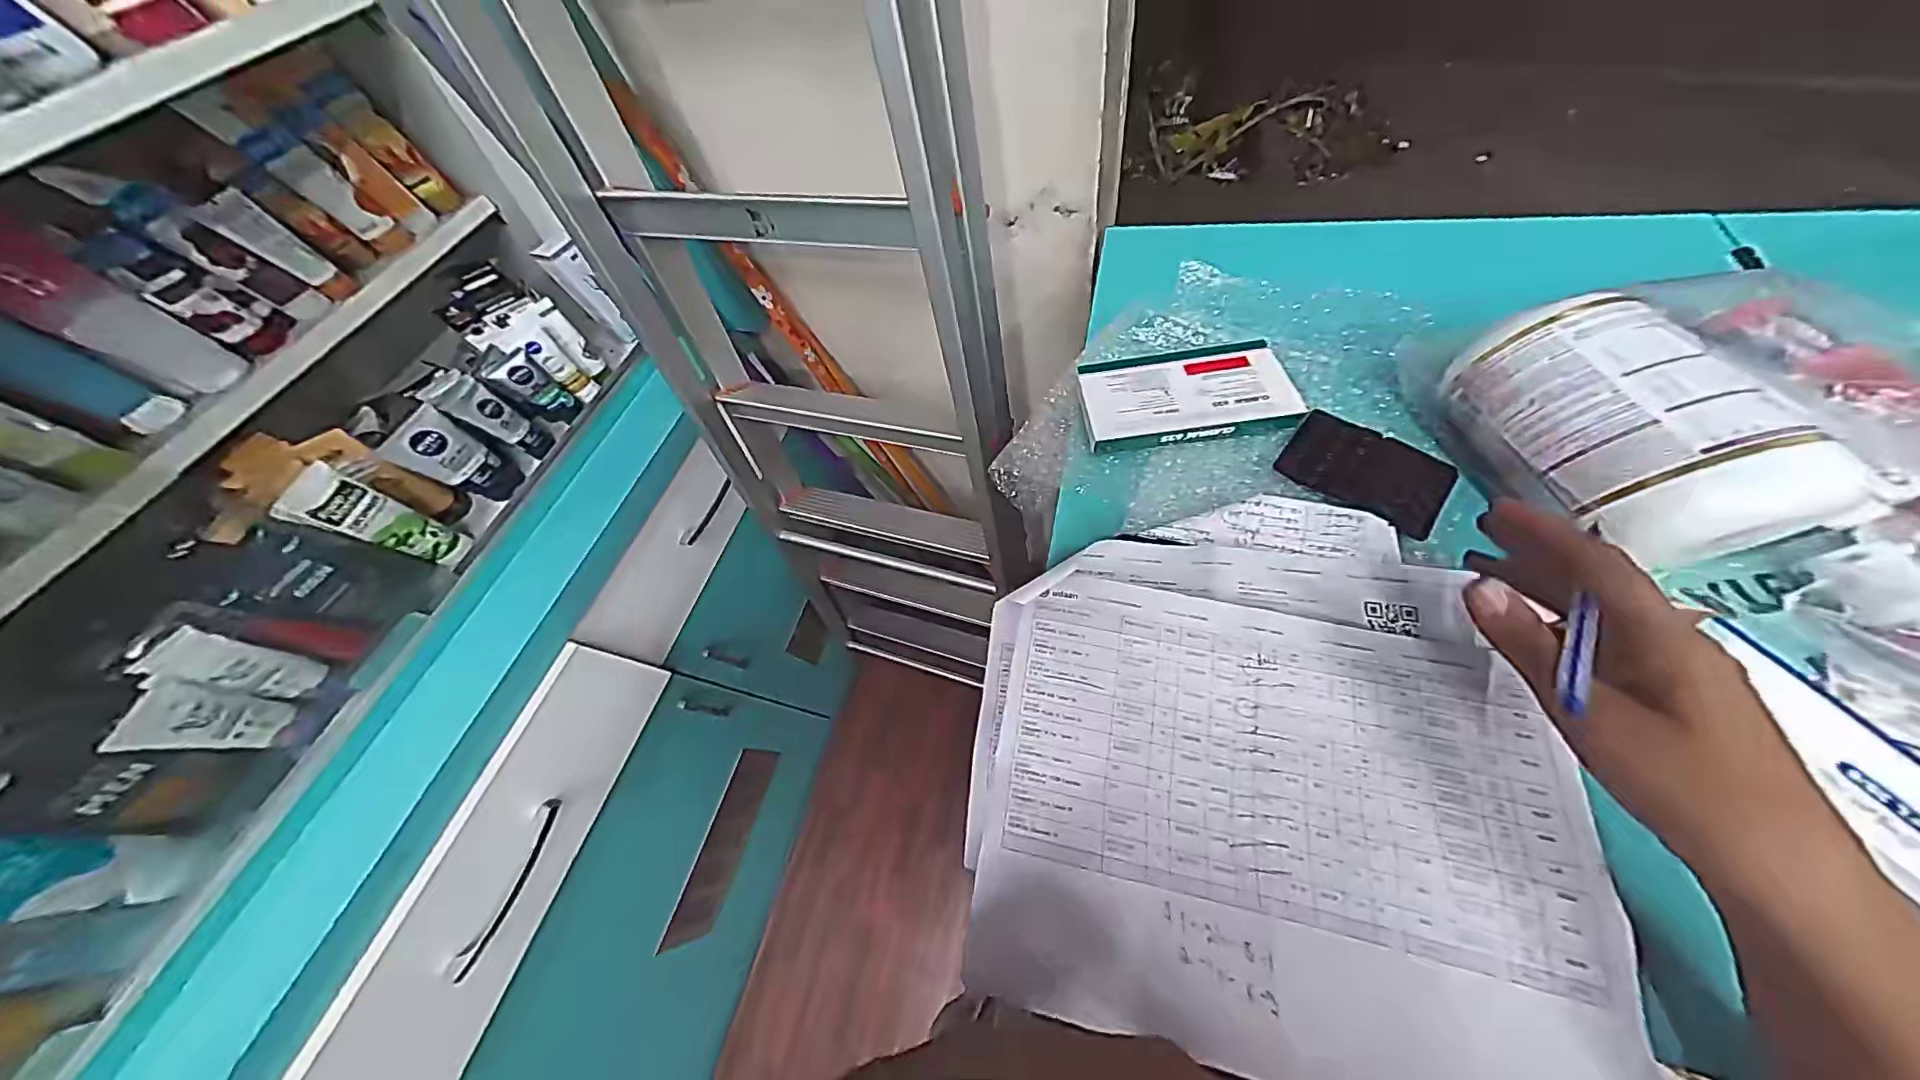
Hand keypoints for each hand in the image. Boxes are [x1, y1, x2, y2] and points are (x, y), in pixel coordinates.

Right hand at [1461, 499, 1854, 888]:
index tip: (1500, 511)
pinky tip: (1541, 637)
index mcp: (1661, 636)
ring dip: (1548, 592)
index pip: (1596, 565)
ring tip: (1496, 580)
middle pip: (1599, 585)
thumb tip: (1481, 591)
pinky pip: (1611, 641)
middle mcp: (1675, 641)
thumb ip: (1530, 647)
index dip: (1544, 533)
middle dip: (1538, 557)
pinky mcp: (1676, 694)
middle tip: (1487, 538)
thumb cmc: (1685, 784)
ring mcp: (1680, 668)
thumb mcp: (1586, 711)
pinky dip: (1565, 626)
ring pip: (1604, 614)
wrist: (1774, 859)